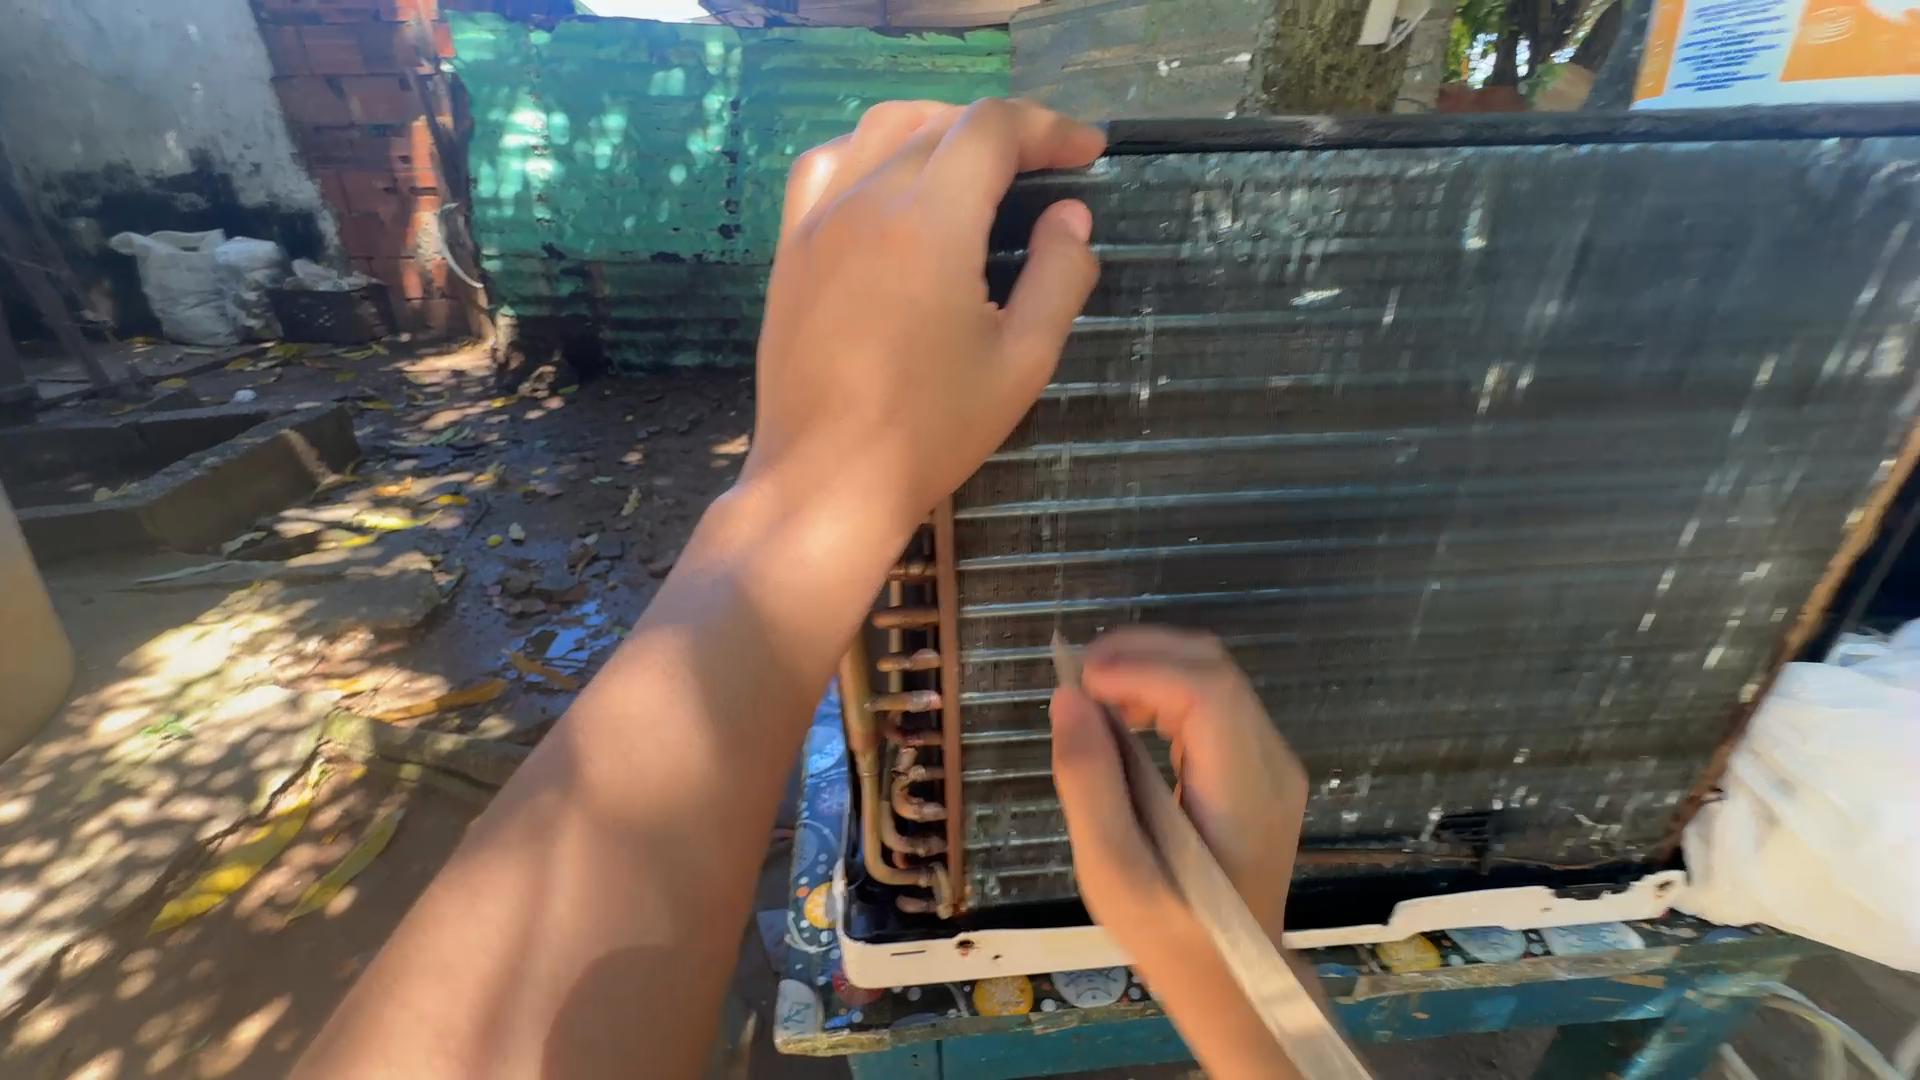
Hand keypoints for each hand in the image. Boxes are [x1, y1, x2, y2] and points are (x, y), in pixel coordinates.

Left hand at [742, 98, 1104, 543]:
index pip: (993, 130)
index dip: (1048, 129)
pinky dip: (867, 153)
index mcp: (931, 221)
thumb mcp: (1021, 363)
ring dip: (936, 130)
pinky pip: (824, 168)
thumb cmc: (932, 430)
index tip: (1087, 152)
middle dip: (1000, 133)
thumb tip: (1070, 218)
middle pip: (939, 124)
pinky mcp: (789, 252)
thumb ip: (1058, 280)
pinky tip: (885, 183)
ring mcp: (817, 223)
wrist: (829, 479)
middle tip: (1040, 169)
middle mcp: (867, 200)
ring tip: (971, 167)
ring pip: (878, 132)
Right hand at [1050, 626, 1307, 948]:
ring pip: (1209, 671)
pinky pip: (1207, 695)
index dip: (1142, 668)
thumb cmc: (1170, 933)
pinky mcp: (1254, 757)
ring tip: (1092, 697)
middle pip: (1211, 666)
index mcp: (1246, 793)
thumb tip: (1068, 697)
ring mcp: (1269, 756)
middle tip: (1077, 681)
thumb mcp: (1112, 872)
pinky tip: (1122, 712)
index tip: (1081, 681)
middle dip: (1138, 653)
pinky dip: (1157, 685)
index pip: (1209, 691)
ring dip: (1145, 666)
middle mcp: (1271, 761)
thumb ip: (1089, 782)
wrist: (1233, 974)